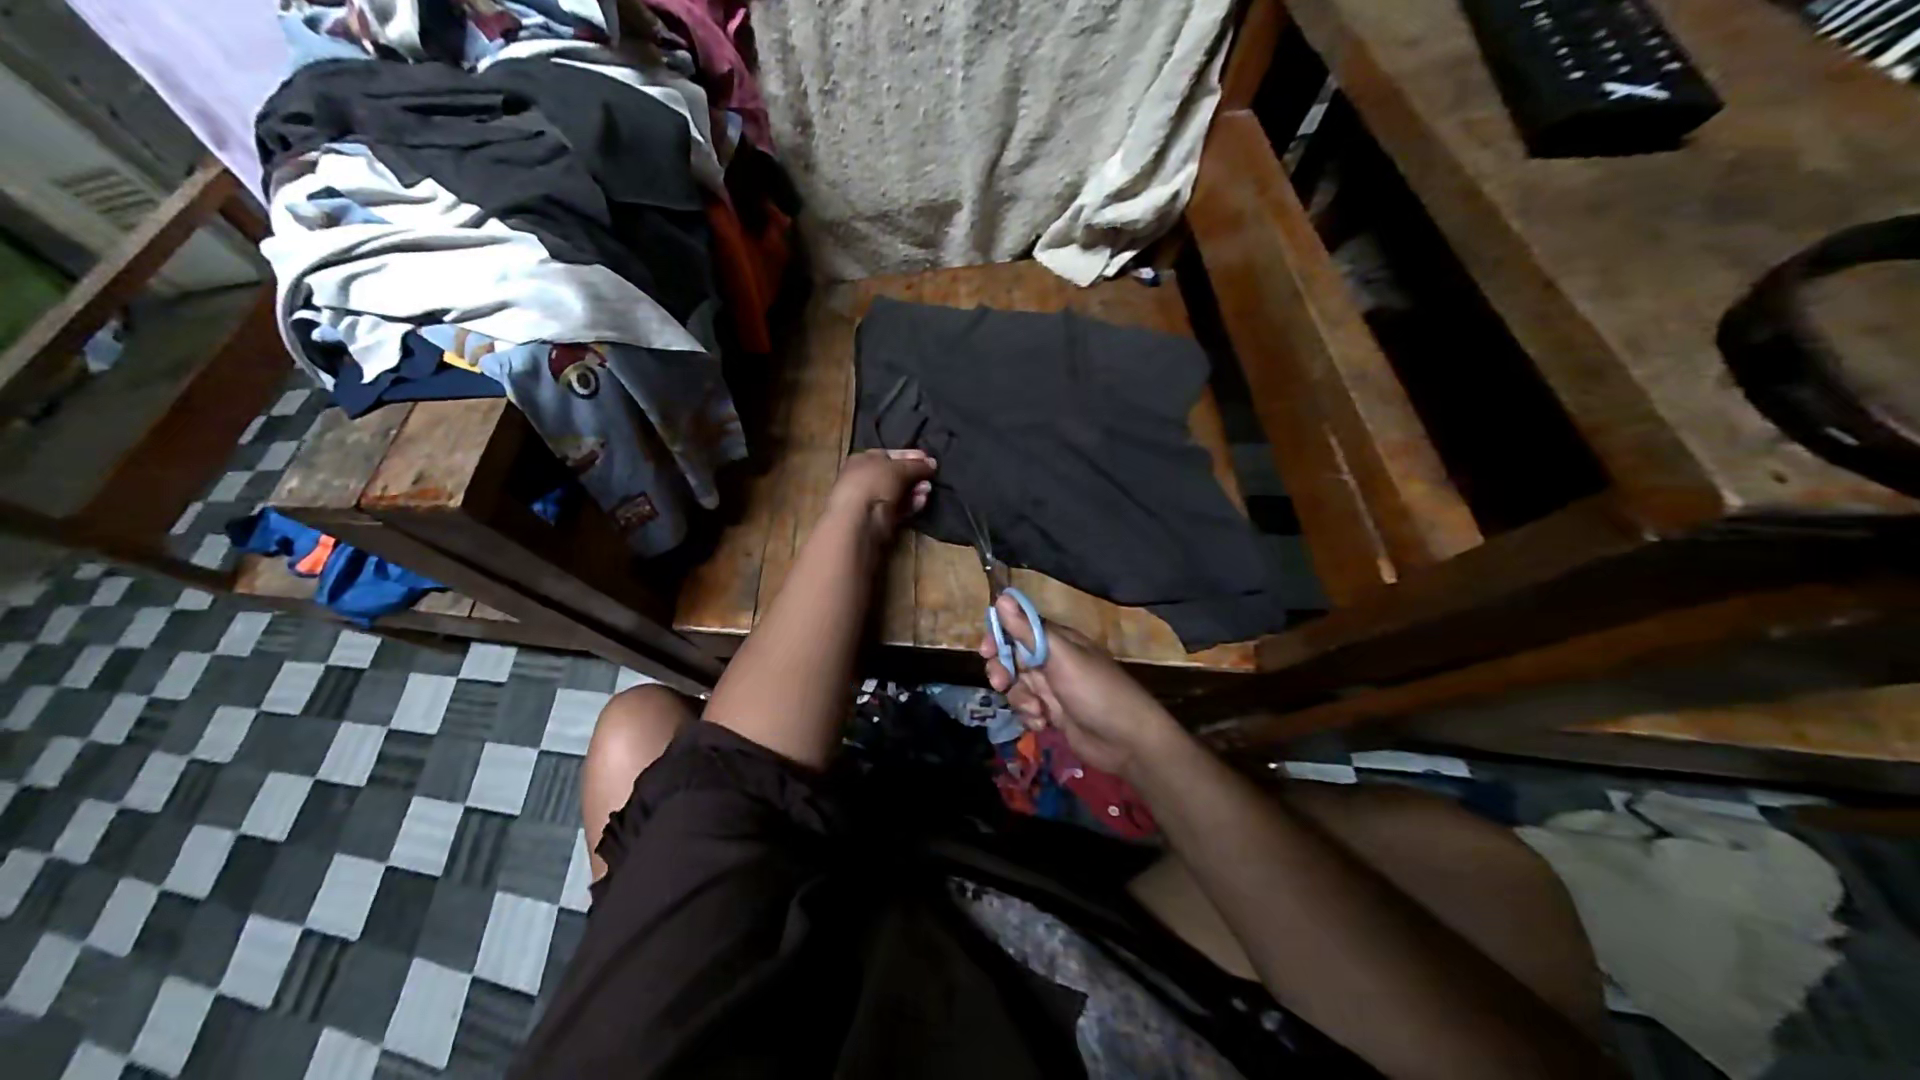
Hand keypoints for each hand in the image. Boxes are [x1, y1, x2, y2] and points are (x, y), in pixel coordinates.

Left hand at [829, 448, 936, 540]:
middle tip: (931, 475)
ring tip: (928, 489)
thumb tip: (932, 463)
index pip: (890, 455)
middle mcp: (866, 479)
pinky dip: (911, 504)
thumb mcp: (898, 468)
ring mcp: (873, 500)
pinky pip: (900, 508)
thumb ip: (917, 465)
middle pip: (896, 474)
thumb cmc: (875, 483)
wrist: (860, 518)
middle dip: (915, 474)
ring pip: (900, 492)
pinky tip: (922, 501)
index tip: (928, 458)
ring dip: (916, 490)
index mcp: (862, 460)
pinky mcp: (881, 518)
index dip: (909, 456)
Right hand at [979, 593, 1180, 778]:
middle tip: (1001, 683)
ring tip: (1036, 710)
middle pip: (1012, 657)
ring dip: (1020, 698)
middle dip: (1002, 671)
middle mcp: (1053, 660)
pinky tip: (1043, 723)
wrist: (1126, 741)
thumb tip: (1001, 597)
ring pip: (1017, 686)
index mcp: (1057, 639)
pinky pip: (1027, 708)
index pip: (1019, 627)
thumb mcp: (1061, 657)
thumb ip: (1029, 630)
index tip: (986, 650)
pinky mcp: (1053, 713)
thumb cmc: (1095, 691)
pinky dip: (1030, 716)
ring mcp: (1053, 688)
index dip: (999, 636)